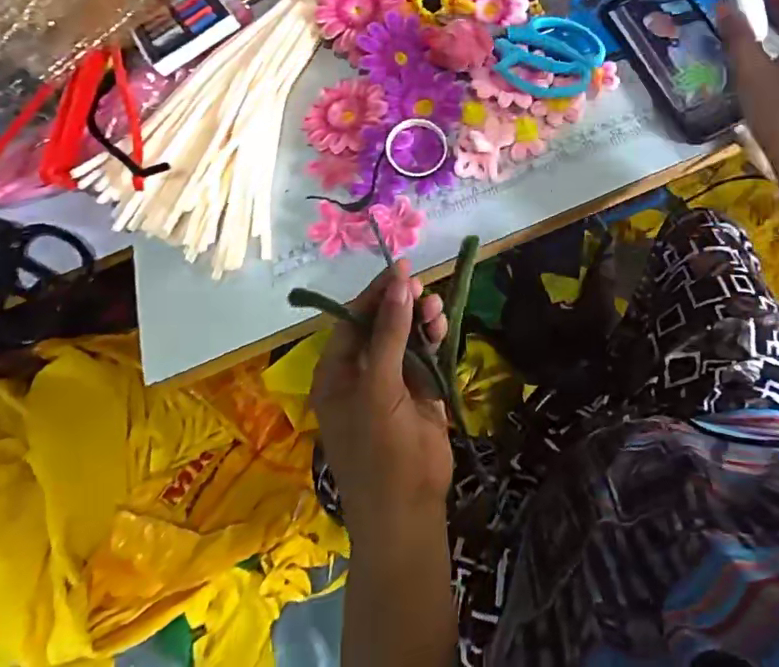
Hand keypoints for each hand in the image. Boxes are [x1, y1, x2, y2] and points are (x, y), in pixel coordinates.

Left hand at [311, 261, 453, 536]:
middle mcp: (362, 374)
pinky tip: (442, 325)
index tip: (400, 268)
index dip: (375, 293)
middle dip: (400, 304)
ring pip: (407, 338)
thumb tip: (398, 285)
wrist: (409, 510)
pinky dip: (435, 339)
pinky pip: (427, 356)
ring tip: (436, 306)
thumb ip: (389, 335)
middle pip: (381, 325)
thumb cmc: (380, 451)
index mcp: (337, 374)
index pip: (352, 321)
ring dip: (421, 319)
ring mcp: (393, 384)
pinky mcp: (421, 394)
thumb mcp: (378, 389)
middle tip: (421, 285)